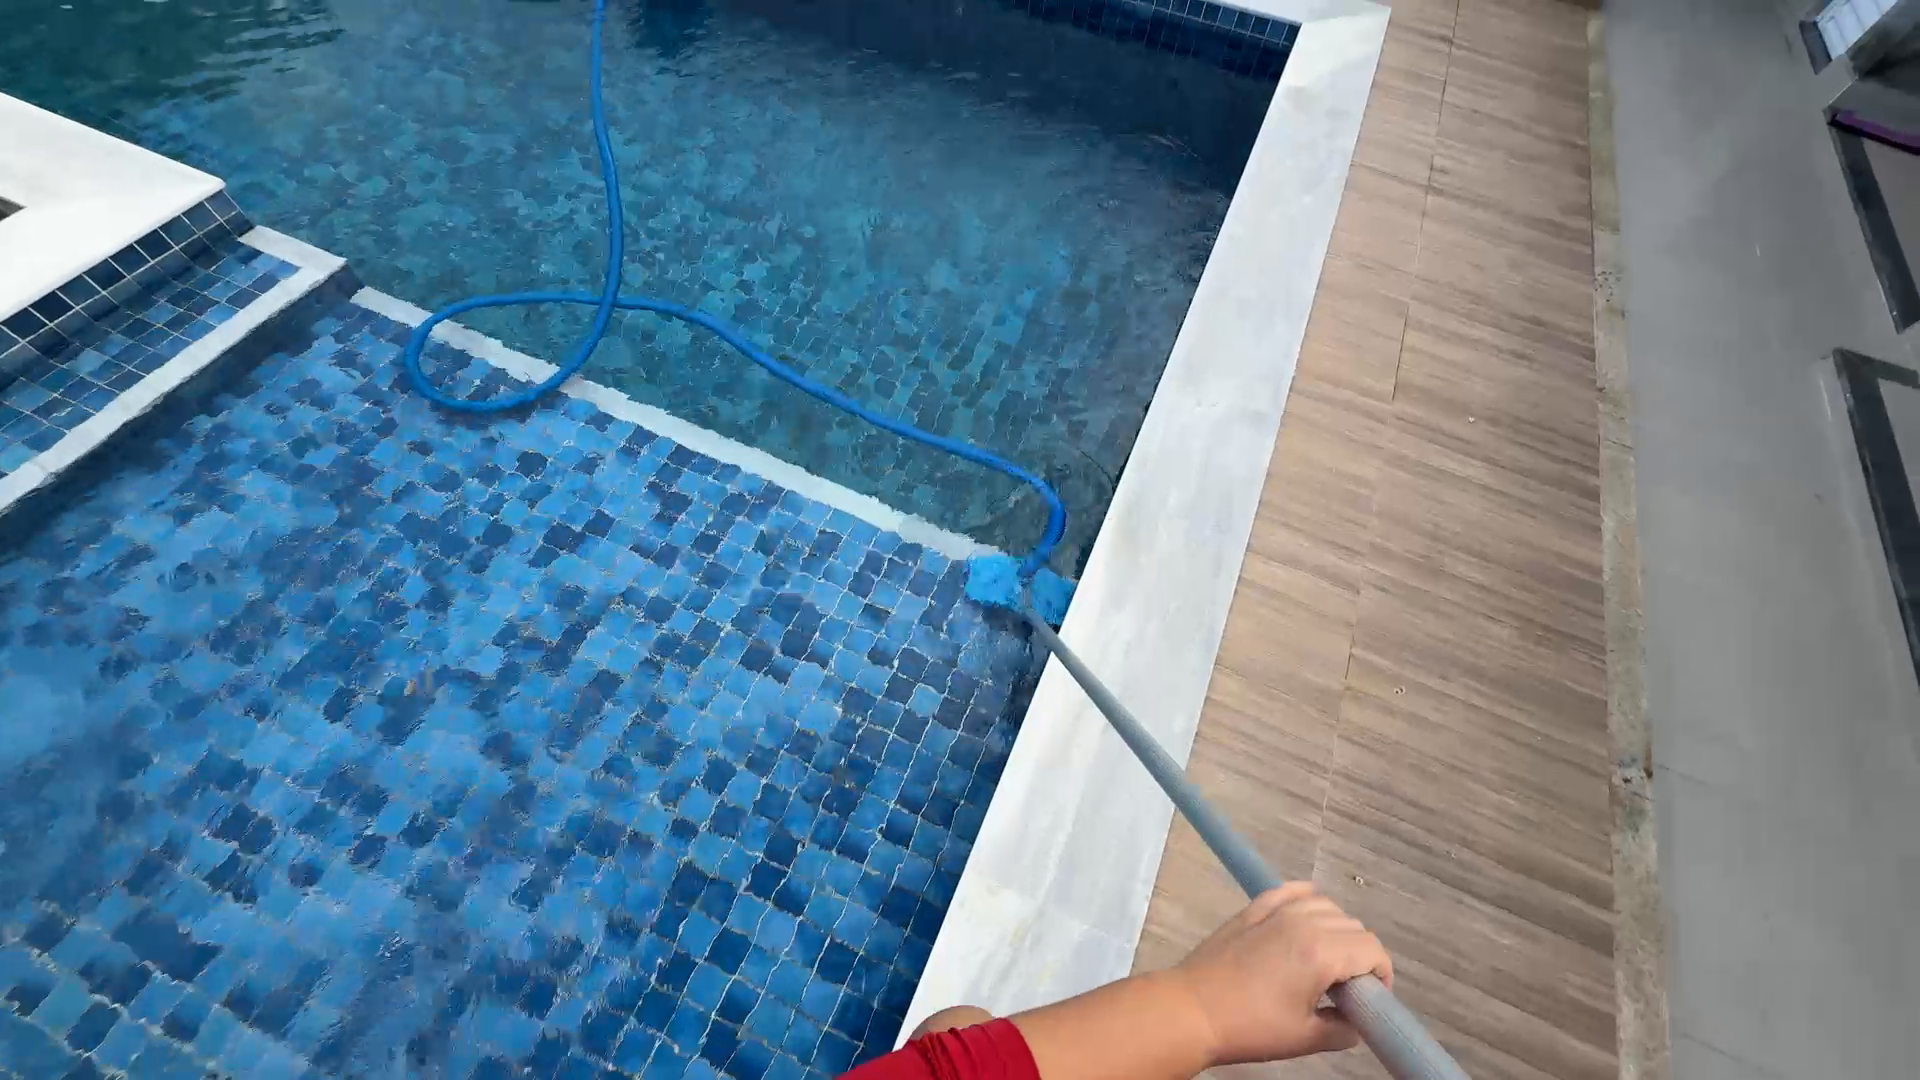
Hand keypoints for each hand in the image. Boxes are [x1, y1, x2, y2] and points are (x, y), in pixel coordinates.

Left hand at [1166, 883, 1392, 1066]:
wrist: (1195, 1007)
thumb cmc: (1252, 1026)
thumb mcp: (1307, 1037)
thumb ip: (1343, 1027)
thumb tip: (1355, 1019)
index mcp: (1319, 952)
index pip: (1371, 948)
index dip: (1381, 973)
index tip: (1370, 997)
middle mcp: (1301, 921)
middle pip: (1351, 925)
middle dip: (1360, 953)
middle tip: (1348, 985)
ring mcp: (1274, 910)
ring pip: (1324, 904)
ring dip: (1336, 928)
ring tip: (1327, 959)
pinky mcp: (1252, 907)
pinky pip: (1289, 890)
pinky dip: (1306, 898)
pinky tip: (1308, 915)